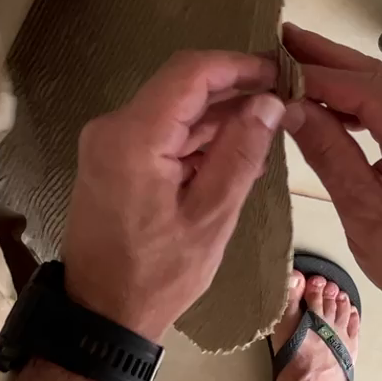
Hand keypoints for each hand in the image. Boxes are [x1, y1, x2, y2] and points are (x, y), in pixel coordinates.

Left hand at [63, 51, 286, 340]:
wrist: (100, 314)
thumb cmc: (159, 274)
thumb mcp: (211, 216)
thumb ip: (240, 153)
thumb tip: (267, 102)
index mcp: (134, 137)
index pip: (190, 73)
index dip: (238, 65)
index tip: (277, 73)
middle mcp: (113, 127)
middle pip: (181, 88)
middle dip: (233, 92)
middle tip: (280, 103)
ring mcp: (109, 143)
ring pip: (173, 111)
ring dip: (217, 119)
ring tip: (267, 134)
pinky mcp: (113, 160)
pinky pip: (161, 134)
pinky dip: (196, 140)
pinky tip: (234, 156)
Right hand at [281, 23, 381, 332]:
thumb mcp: (362, 210)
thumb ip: (328, 150)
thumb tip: (287, 105)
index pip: (369, 91)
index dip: (319, 77)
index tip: (274, 66)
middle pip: (381, 79)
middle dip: (330, 59)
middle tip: (283, 37)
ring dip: (343, 75)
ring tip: (296, 59)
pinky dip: (361, 100)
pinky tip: (330, 98)